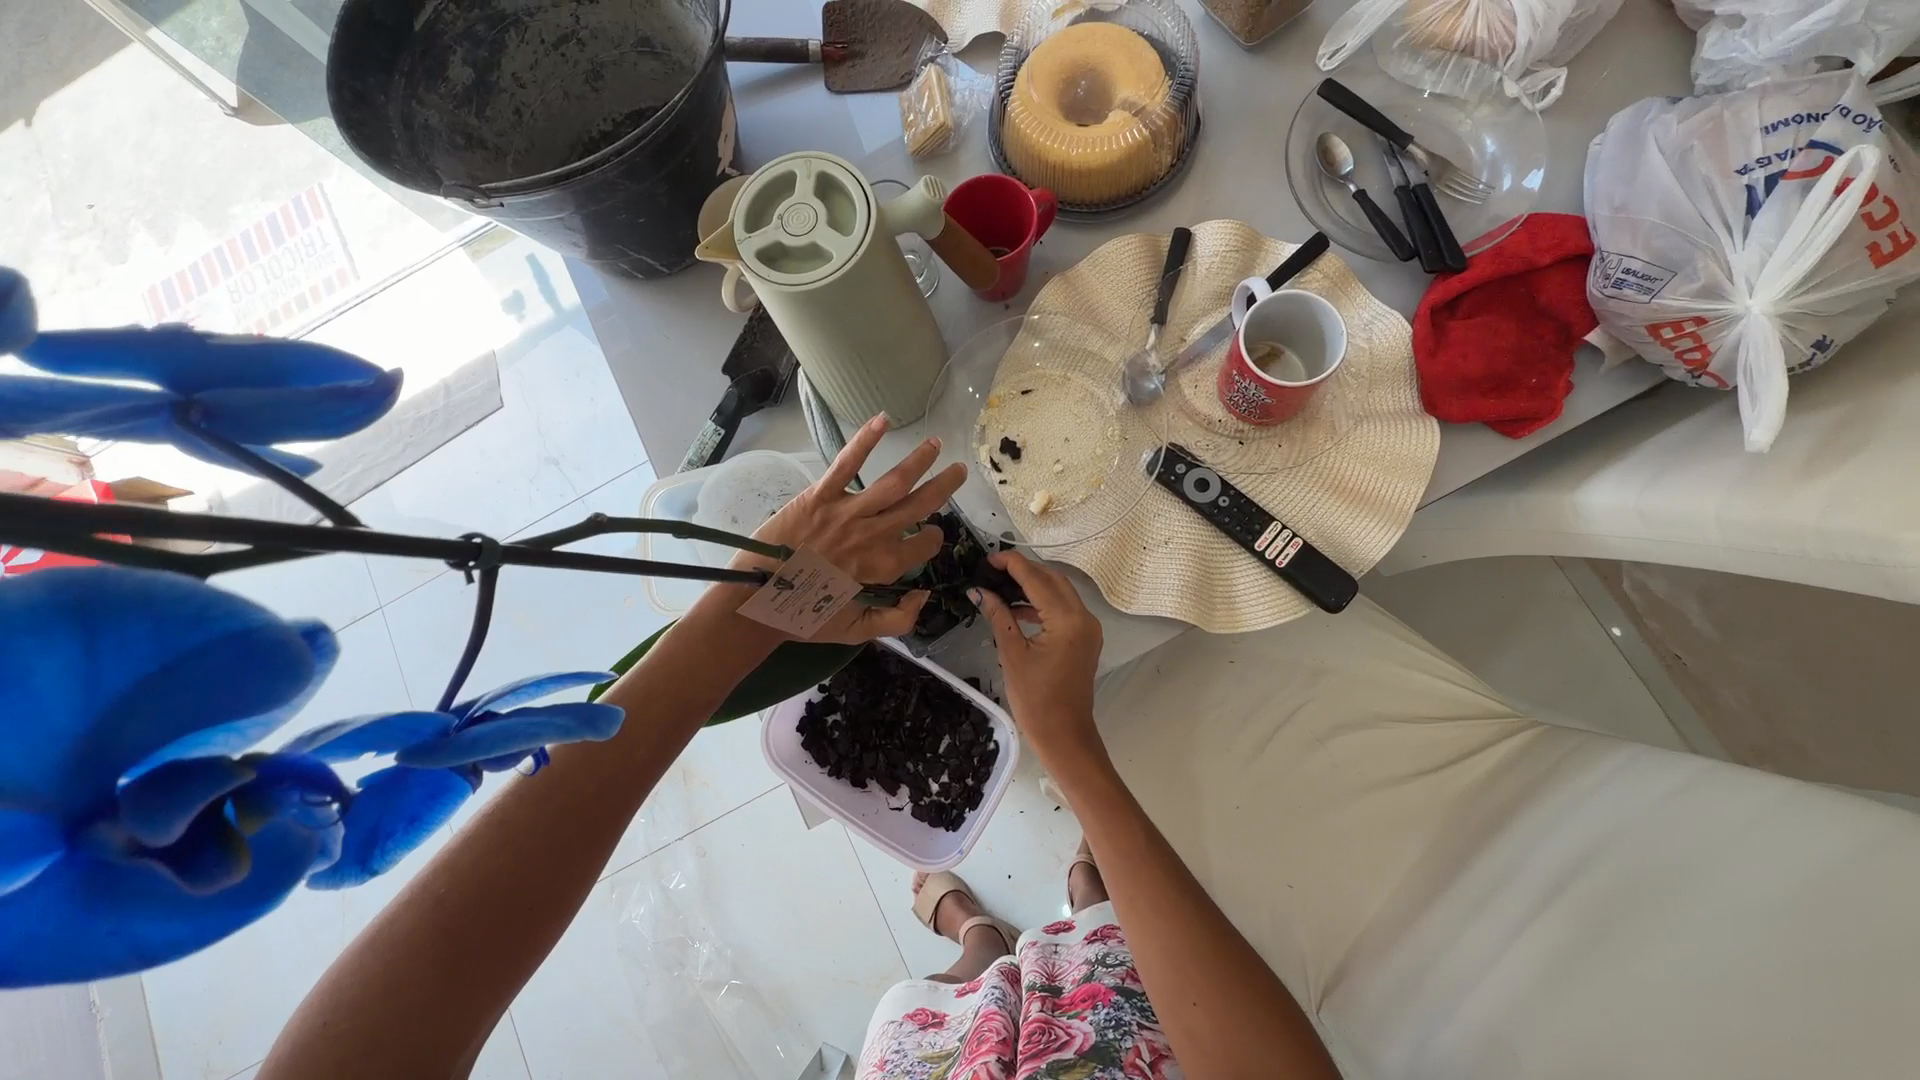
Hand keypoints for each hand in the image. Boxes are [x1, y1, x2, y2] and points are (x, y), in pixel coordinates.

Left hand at [736, 414, 965, 642]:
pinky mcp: (818, 498)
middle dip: (943, 488)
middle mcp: (871, 537)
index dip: (931, 540)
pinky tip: (883, 420)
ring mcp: (846, 514)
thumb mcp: (857, 631)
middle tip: (960, 471)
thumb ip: (898, 620)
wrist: (754, 600)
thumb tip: (924, 596)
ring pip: (893, 483)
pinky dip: (865, 441)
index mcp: (882, 568)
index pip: (923, 546)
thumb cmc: (804, 617)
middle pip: (917, 506)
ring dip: (918, 461)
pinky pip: (846, 465)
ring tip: (936, 444)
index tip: (929, 535)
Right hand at [971, 551, 1103, 762]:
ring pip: (1060, 592)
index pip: (1037, 579)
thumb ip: (999, 616)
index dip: (1012, 564)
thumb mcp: (1012, 654)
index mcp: (1067, 620)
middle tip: (993, 569)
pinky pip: (1064, 609)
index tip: (989, 558)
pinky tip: (1017, 608)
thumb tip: (980, 591)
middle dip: (1024, 570)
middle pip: (1053, 579)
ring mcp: (1088, 628)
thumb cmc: (1036, 700)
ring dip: (1034, 585)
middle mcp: (1084, 617)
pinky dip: (1042, 604)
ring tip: (1001, 585)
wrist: (1064, 735)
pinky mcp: (1085, 639)